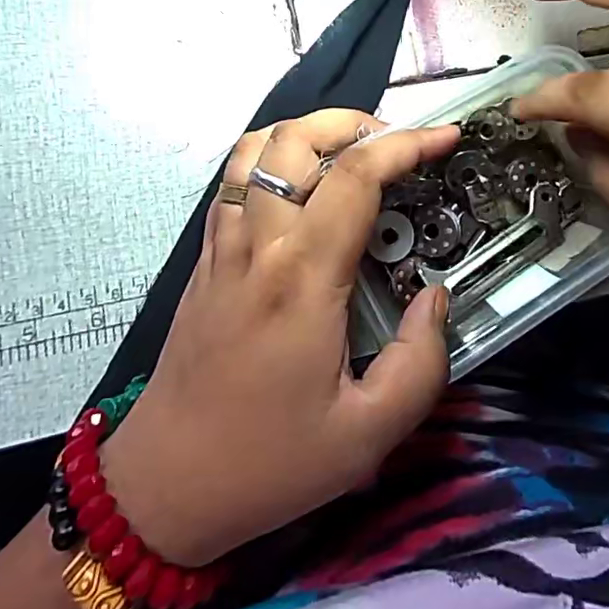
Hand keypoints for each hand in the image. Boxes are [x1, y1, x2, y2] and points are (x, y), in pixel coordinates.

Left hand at [99, 111, 458, 565]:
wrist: (164, 486)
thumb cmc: (268, 462)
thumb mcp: (370, 433)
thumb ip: (421, 361)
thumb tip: (436, 297)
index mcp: (302, 277)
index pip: (355, 176)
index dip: (406, 144)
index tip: (444, 136)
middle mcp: (258, 244)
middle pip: (295, 140)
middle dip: (353, 122)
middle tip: (395, 143)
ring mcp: (223, 246)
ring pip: (254, 150)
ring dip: (307, 133)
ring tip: (351, 152)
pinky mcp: (206, 260)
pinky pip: (234, 182)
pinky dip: (272, 158)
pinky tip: (303, 187)